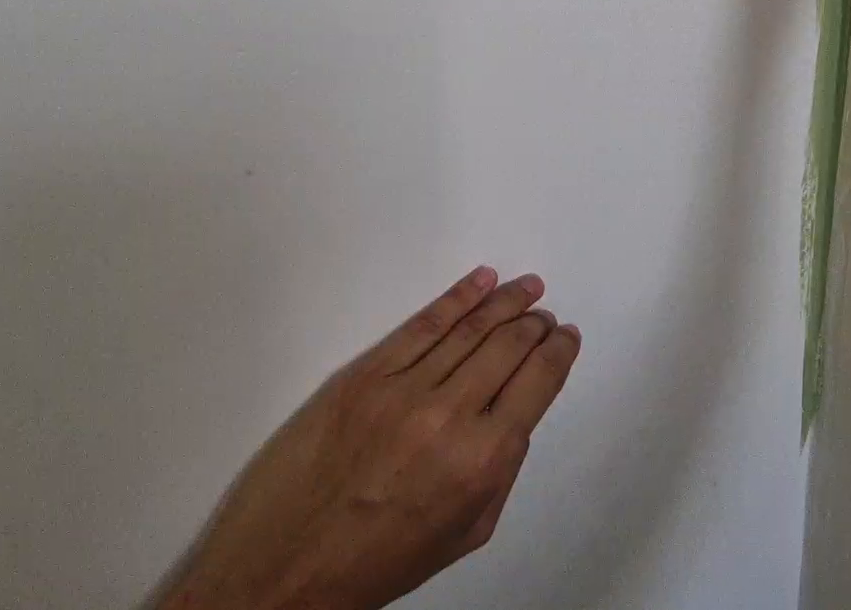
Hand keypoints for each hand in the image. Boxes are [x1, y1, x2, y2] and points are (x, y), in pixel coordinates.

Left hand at [156, 267, 581, 609]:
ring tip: (526, 286)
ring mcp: (404, 389)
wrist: (284, 570)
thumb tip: (519, 411)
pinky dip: (458, 297)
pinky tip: (481, 281)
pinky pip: (423, 323)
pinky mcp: (364, 374)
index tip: (566, 336)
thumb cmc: (381, 559)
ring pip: (471, 327)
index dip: (559, 350)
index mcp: (484, 459)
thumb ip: (504, 467)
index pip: (539, 380)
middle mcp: (451, 416)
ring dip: (506, 301)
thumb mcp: (468, 530)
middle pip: (509, 345)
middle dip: (535, 324)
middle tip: (545, 313)